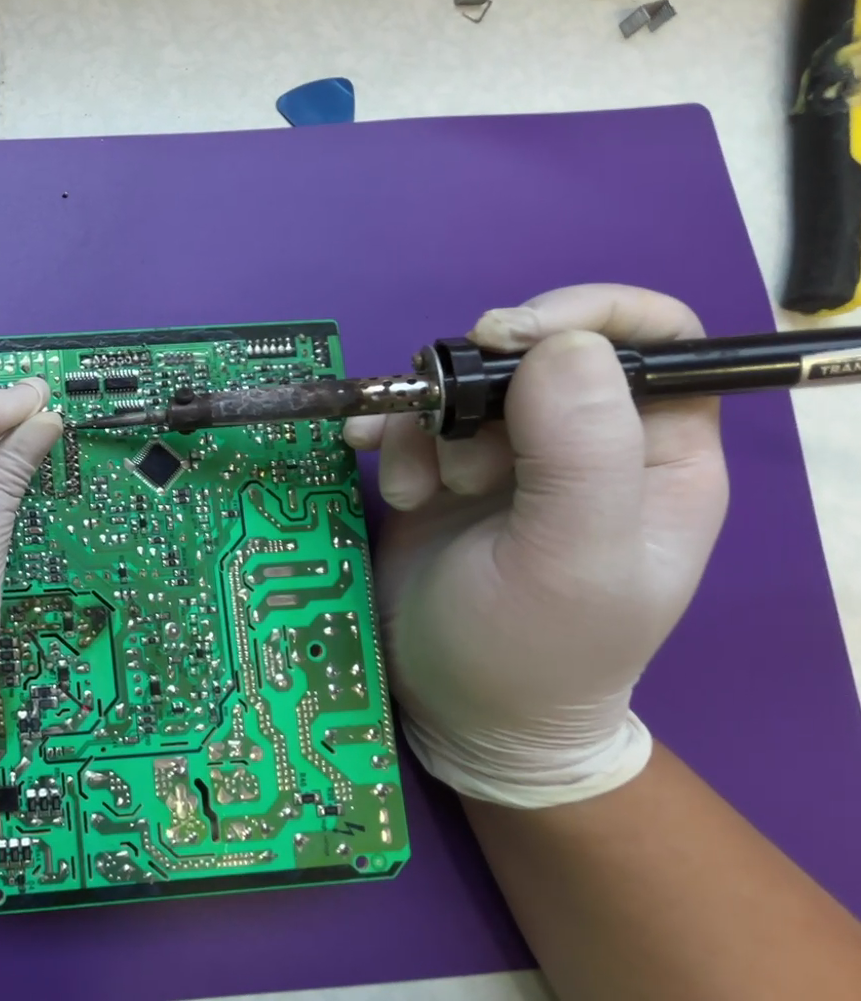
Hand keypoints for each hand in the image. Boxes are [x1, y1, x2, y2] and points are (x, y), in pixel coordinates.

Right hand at [345, 284, 728, 808]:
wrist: (455, 709)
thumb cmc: (533, 648)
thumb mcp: (571, 559)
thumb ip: (581, 452)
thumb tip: (559, 344)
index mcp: (655, 456)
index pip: (653, 340)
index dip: (583, 318)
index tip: (504, 338)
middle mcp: (583, 446)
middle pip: (535, 356)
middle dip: (479, 389)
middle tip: (451, 445)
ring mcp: (505, 460)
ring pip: (461, 387)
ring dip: (424, 425)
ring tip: (416, 490)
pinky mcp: (438, 476)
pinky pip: (410, 423)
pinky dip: (386, 436)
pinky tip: (373, 468)